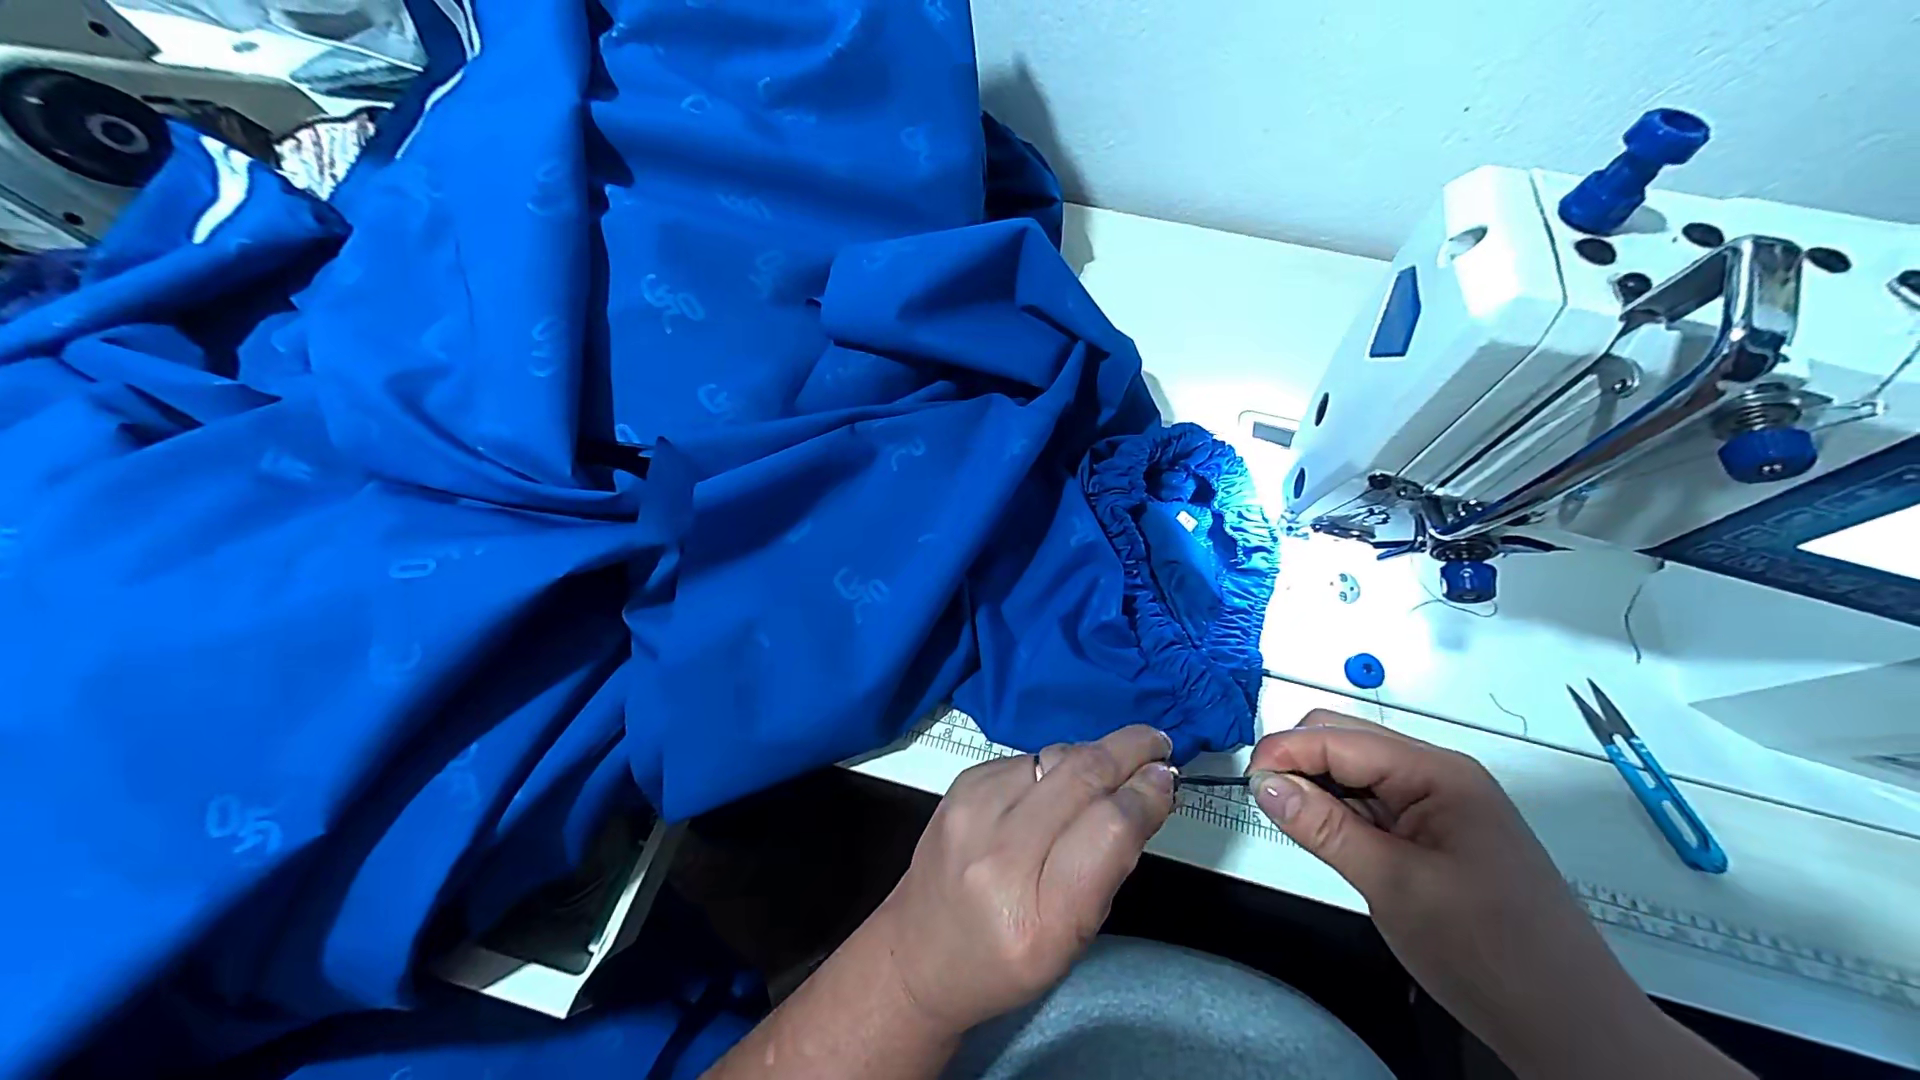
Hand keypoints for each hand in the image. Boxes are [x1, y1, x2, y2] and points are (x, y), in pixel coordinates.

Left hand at [868, 724, 1177, 1034]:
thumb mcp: (1073, 938)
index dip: (1145, 793)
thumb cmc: (1005, 959)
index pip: (1108, 828)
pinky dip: (1055, 764)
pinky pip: (1026, 758)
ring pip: (1054, 757)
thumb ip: (1110, 863)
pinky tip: (1062, 780)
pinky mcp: (961, 785)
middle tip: (1157, 742)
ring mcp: (972, 811)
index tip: (1167, 777)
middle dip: (1128, 750)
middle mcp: (999, 853)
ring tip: (1115, 761)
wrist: (921, 949)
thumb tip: (1146, 789)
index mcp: (1038, 915)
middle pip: (1081, 776)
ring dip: (1093, 753)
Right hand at [1246, 712, 1748, 1079]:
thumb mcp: (1393, 886)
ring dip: (1316, 786)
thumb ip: (1323, 827)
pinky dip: (1337, 809)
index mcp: (1437, 773)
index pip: (1338, 738)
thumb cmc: (1489, 953)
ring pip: (1352, 769)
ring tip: (1296, 824)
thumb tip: (1263, 784)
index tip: (1248, 785)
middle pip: (1344, 740)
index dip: (1286, 752)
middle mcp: (1437, 774)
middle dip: (1297, 762)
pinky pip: (1368, 799)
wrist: (1572, 1029)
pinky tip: (1327, 834)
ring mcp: (1436, 800)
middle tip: (1267, 803)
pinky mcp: (1431, 827)